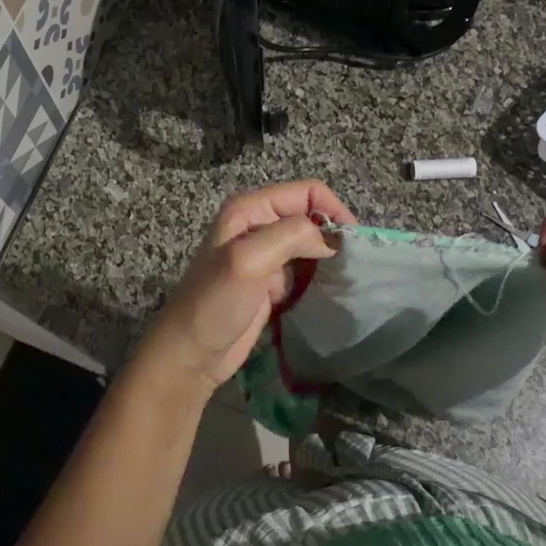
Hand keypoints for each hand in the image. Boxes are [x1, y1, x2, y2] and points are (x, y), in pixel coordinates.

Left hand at [133, 180, 356, 394]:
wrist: (192, 354)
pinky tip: (332, 294)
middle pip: (312, 217)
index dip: (334, 210)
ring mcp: (266, 256)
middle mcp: (259, 226)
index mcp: (250, 209)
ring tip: (347, 281)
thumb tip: (331, 240)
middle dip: (334, 236)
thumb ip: (290, 236)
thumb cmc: (214, 303)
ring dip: (330, 260)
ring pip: (312, 246)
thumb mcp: (248, 260)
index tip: (353, 244)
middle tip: (354, 266)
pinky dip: (321, 280)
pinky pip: (306, 272)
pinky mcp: (272, 284)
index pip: (307, 192)